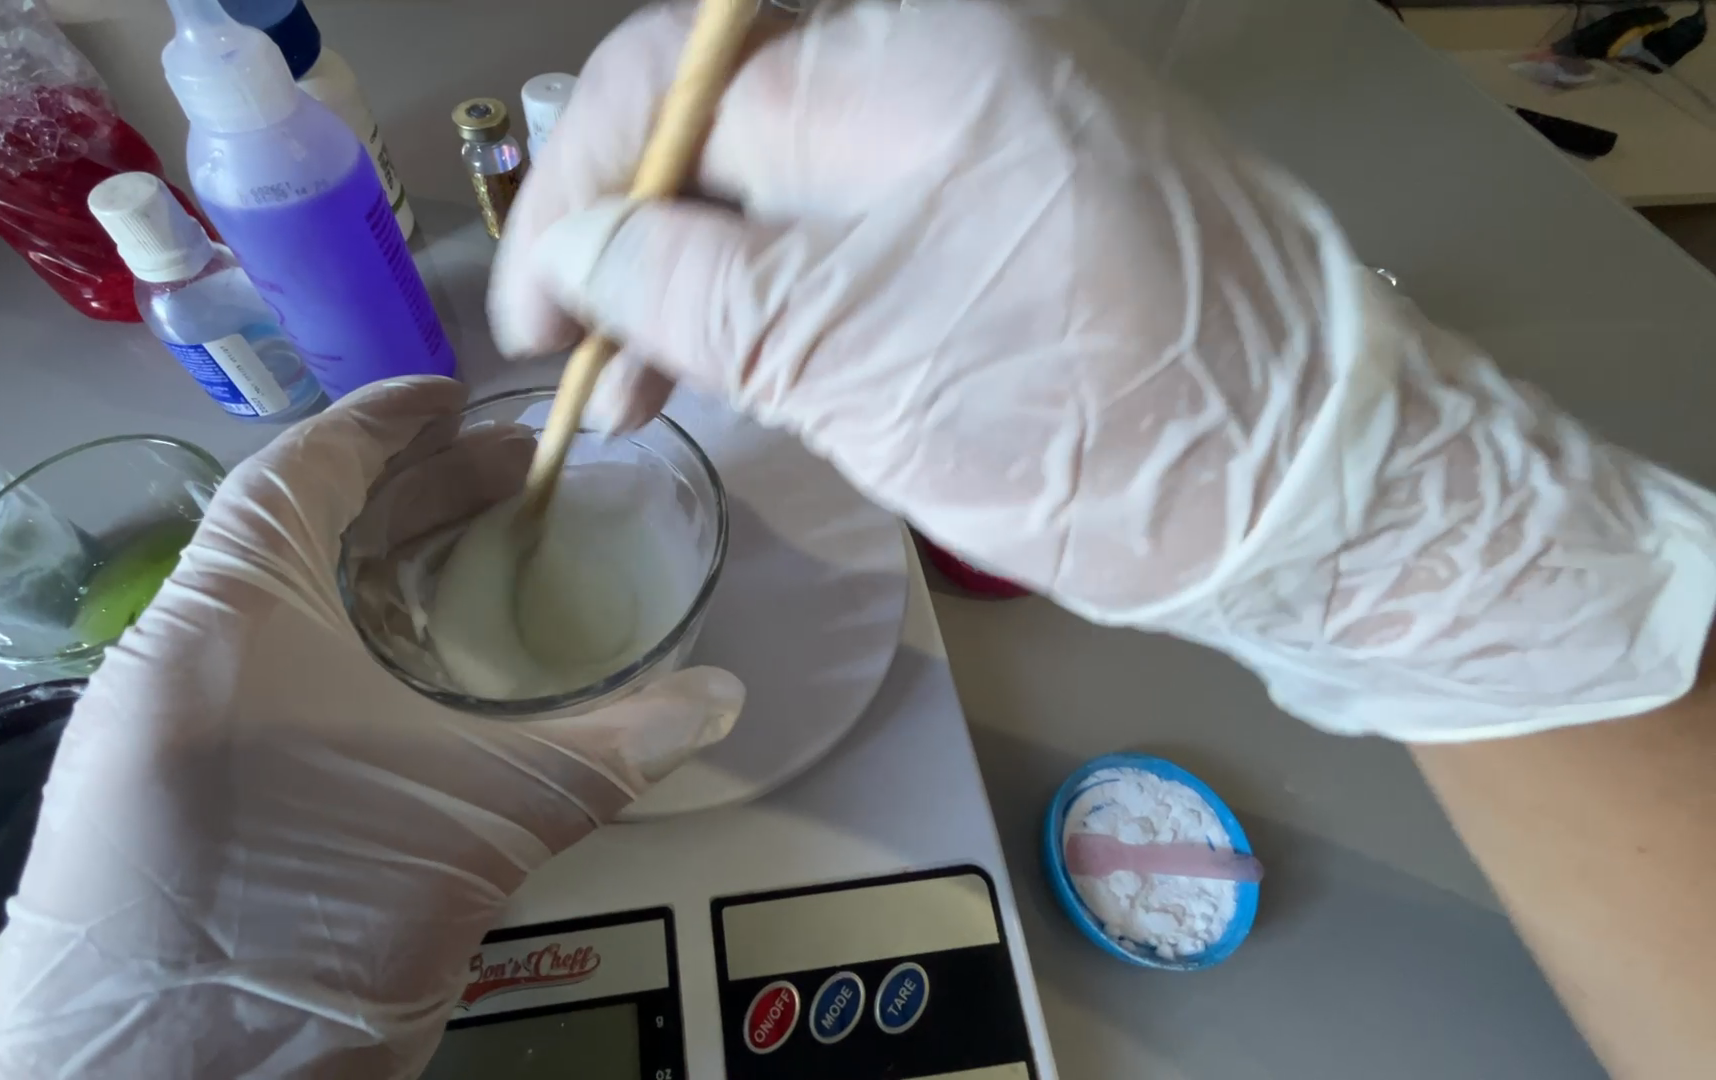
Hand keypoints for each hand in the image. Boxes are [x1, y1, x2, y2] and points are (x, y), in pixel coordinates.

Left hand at [0, 378, 743, 1078]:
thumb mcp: (486, 818)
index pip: (303, 472)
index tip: (453, 394)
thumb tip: (724, 697)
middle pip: (310, 525)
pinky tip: (424, 654)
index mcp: (231, 625)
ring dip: (391, 559)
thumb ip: (616, 748)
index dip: (382, 419)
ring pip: (295, 595)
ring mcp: (174, 720)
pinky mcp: (187, 780)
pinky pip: (281, 658)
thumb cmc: (314, 924)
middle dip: (415, 487)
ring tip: (480, 544)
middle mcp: (185, 655)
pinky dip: (362, 627)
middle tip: (508, 472)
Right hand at [491, 0, 1715, 740]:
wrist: (1279, 491)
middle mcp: (930, 77)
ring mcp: (956, 156)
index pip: (679, 91)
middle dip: (626, 248)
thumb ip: (698, 292)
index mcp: (910, 71)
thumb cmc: (1082, 426)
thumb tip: (575, 250)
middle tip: (578, 364)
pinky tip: (729, 372)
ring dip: (687, 291)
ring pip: (766, 201)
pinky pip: (827, 248)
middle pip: (715, 136)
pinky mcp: (973, 232)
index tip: (533, 318)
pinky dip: (760, 310)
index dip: (576, 196)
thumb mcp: (860, 362)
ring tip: (638, 393)